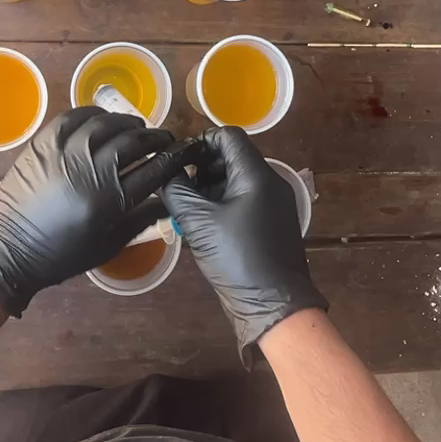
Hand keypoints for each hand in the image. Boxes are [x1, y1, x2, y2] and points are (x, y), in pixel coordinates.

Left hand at [0, 107, 173, 314]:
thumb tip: (167, 200)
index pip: (155, 169)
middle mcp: (91, 169)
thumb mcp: (108, 245)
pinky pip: (74, 116)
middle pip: (135, 141)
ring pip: (107, 123)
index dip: (176, 157)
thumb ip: (141, 220)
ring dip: (128, 123)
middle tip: (164, 140)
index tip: (186, 151)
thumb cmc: (61, 255)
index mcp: (111, 200)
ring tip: (137, 128)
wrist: (8, 251)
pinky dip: (93, 114)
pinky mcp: (43, 142)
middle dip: (156, 138)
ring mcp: (65, 151)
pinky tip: (102, 119)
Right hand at [163, 126, 326, 360]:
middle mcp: (270, 182)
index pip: (228, 136)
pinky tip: (204, 222)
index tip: (179, 160)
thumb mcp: (199, 223)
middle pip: (232, 156)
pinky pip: (245, 198)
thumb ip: (178, 191)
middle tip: (179, 185)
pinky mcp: (272, 222)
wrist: (274, 305)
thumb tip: (166, 171)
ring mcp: (274, 203)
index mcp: (256, 174)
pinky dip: (223, 202)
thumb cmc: (237, 258)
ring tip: (188, 206)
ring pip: (237, 178)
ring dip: (211, 186)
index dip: (201, 142)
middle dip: (203, 165)